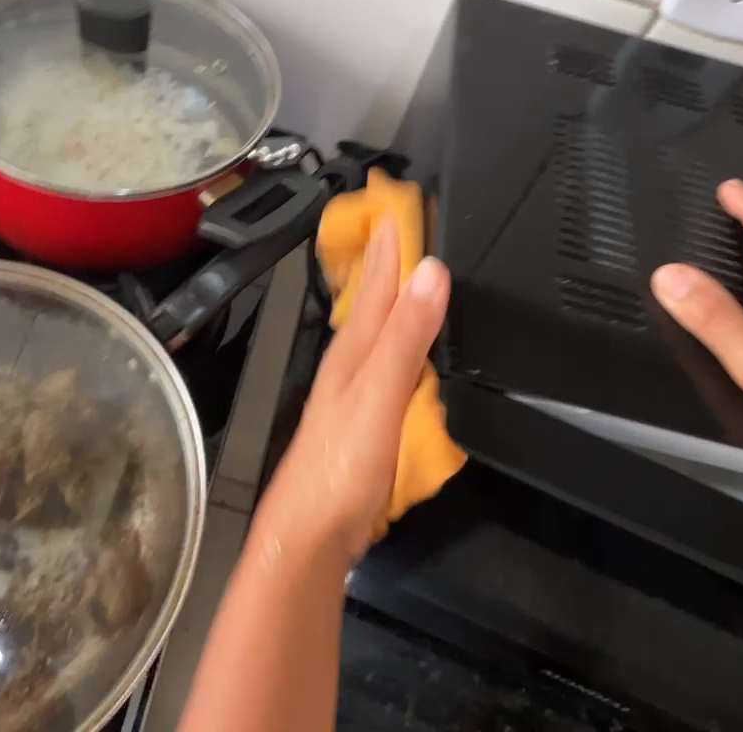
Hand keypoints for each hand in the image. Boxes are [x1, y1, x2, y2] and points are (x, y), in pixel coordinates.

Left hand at [255, 221, 449, 566]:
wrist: (310, 534)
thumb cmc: (342, 465)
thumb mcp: (380, 393)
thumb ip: (407, 335)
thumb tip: (431, 270)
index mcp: (353, 351)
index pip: (376, 284)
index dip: (390, 247)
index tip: (400, 207)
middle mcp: (348, 364)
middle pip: (370, 303)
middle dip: (384, 264)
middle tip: (397, 227)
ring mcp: (350, 394)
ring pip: (372, 332)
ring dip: (386, 299)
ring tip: (398, 274)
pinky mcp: (359, 422)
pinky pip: (380, 365)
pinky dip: (391, 342)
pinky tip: (395, 350)